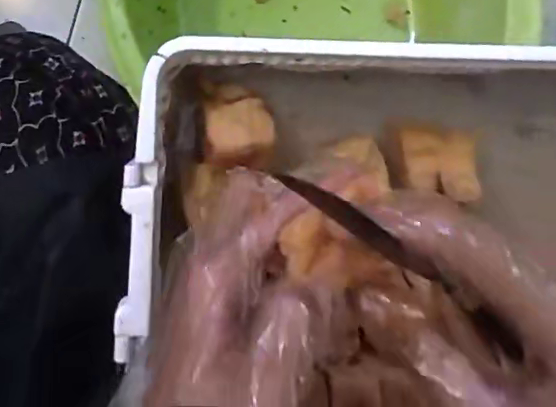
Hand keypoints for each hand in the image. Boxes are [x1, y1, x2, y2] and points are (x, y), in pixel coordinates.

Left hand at [144, 171, 348, 406]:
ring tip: (327, 231)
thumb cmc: (218, 404)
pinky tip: (298, 277)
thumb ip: (297, 313)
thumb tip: (322, 275)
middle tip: (339, 200)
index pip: (273, 211)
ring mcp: (201, 279)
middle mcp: (204, 259)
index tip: (354, 172)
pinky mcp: (205, 302)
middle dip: (295, 195)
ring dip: (286, 225)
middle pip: (252, 203)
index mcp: (217, 267)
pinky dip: (274, 255)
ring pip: (248, 230)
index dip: (316, 190)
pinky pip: (244, 259)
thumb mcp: (266, 370)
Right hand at [363, 192, 555, 406]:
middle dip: (410, 236)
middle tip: (357, 249)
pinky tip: (465, 310)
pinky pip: (507, 257)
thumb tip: (365, 294)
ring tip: (402, 281)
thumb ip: (432, 360)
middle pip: (470, 232)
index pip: (463, 237)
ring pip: (485, 240)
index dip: (398, 218)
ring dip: (439, 254)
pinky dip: (471, 272)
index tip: (342, 217)